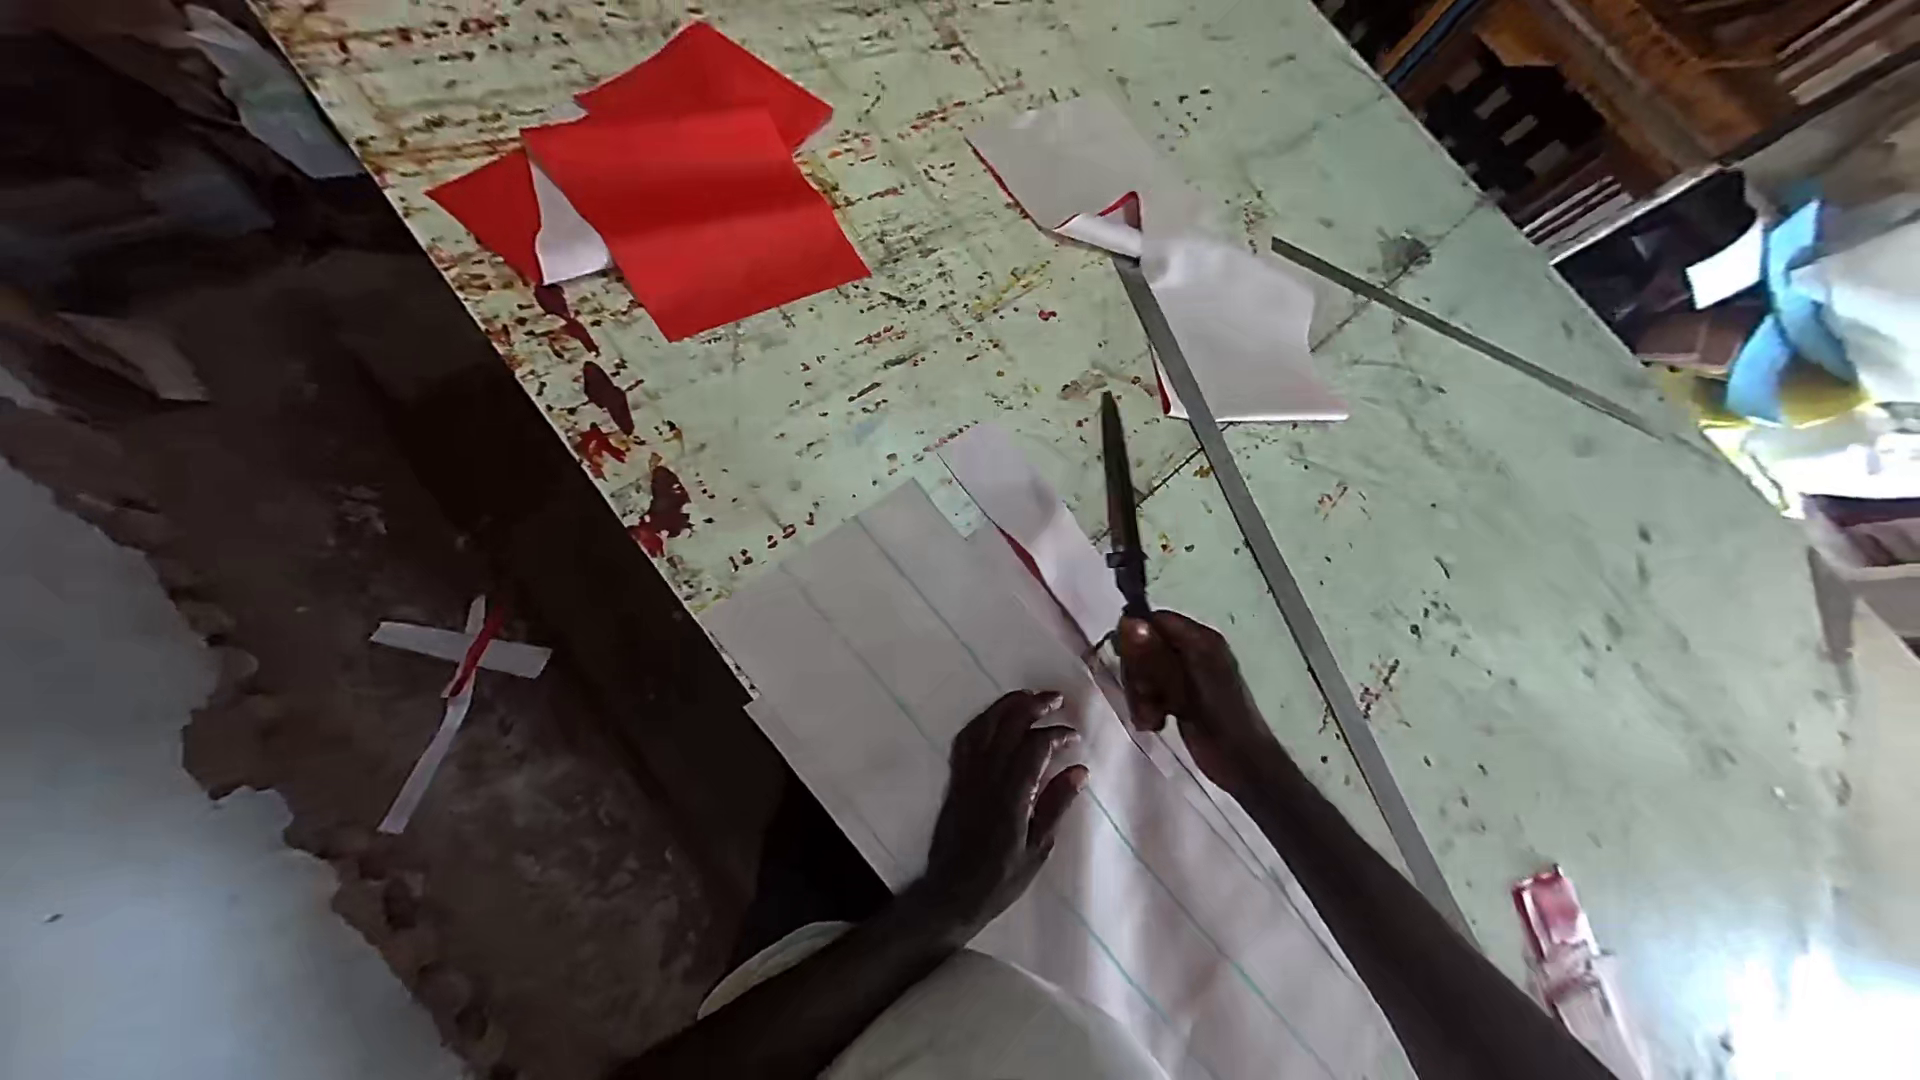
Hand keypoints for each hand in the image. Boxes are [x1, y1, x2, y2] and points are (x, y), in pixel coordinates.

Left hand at [909, 690, 1088, 940]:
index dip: (1056, 735)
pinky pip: (966, 737)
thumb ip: (1057, 804)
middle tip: (1055, 698)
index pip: (1034, 748)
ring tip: (1028, 696)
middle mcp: (986, 776)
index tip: (1074, 737)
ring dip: (1006, 705)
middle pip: (1008, 726)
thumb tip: (1080, 770)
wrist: (952, 891)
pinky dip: (983, 720)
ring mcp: (967, 773)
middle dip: (1033, 706)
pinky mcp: (955, 776)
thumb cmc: (1000, 877)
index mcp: (1011, 795)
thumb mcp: (1038, 848)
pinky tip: (996, 716)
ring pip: (984, 724)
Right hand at [1117, 611, 1280, 792]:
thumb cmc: (1221, 721)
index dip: (1136, 639)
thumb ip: (1154, 655)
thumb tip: (1129, 622)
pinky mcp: (1179, 695)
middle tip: (1146, 697)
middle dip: (1138, 675)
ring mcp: (1186, 674)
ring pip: (1144, 671)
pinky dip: (1147, 706)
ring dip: (1141, 695)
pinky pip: (1150, 690)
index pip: (1155, 621)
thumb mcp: (1184, 686)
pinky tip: (1156, 721)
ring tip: (1152, 716)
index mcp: (1201, 640)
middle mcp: (1193, 651)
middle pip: (1145, 646)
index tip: (1126, 664)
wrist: (1244, 765)